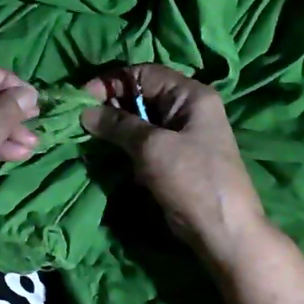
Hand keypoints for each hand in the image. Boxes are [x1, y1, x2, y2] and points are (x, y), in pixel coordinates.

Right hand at [81, 64, 268, 261]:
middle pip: (141, 96)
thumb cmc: (192, 180)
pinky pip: (143, 144)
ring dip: (115, 129)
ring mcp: (181, 136)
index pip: (145, 74)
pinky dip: (125, 147)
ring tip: (90, 138)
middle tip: (82, 121)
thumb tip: (86, 112)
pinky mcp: (173, 160)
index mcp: (191, 96)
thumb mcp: (153, 147)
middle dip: (111, 105)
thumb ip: (119, 125)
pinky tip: (109, 156)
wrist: (221, 230)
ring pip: (140, 122)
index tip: (83, 100)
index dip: (112, 82)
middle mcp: (187, 110)